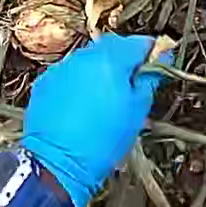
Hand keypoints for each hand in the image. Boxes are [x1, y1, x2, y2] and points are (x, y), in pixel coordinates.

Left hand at [21, 34, 167, 206]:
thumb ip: (149, 79)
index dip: (150, 52)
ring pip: (89, 59)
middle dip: (124, 60)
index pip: (138, 42)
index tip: (155, 66)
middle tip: (132, 84)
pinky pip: (70, 73)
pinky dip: (79, 81)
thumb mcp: (137, 111)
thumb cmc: (104, 140)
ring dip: (101, 70)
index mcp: (111, 60)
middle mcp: (84, 56)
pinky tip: (83, 105)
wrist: (57, 164)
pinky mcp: (45, 82)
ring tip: (106, 97)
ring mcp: (62, 68)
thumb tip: (160, 59)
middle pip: (112, 47)